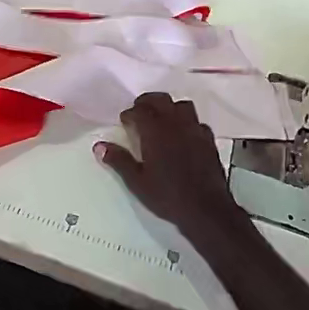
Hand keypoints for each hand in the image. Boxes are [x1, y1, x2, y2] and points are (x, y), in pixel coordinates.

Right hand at [94, 93, 244, 236]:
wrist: (205, 209)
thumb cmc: (167, 196)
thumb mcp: (136, 181)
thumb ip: (119, 160)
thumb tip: (99, 146)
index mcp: (156, 131)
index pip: (139, 110)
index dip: (129, 114)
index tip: (124, 122)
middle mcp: (176, 124)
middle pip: (161, 100)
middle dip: (147, 103)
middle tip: (138, 113)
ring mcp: (195, 130)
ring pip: (182, 106)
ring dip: (169, 108)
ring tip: (161, 120)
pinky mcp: (209, 140)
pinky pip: (197, 122)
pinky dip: (186, 123)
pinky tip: (182, 136)